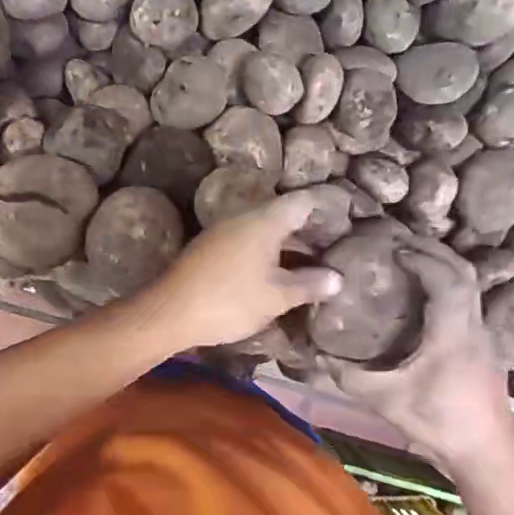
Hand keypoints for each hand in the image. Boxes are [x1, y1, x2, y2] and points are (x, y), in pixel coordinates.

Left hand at [135, 192, 342, 350]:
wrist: (169, 313)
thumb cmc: (230, 301)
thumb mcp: (277, 297)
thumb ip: (309, 285)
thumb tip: (338, 278)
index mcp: (264, 221)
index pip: (302, 202)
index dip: (325, 210)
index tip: (344, 227)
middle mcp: (243, 218)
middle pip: (282, 216)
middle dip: (307, 233)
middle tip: (332, 252)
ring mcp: (222, 232)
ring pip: (263, 232)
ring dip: (285, 248)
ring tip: (308, 269)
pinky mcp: (208, 250)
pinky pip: (246, 244)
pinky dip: (264, 256)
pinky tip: (273, 277)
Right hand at [329, 237, 513, 473]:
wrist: (487, 453)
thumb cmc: (439, 422)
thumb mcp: (387, 400)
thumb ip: (351, 377)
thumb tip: (318, 357)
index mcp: (453, 332)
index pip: (445, 278)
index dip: (422, 257)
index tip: (395, 249)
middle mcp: (474, 326)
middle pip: (464, 272)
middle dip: (435, 252)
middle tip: (403, 244)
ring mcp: (485, 337)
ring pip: (471, 287)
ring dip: (445, 268)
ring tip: (413, 263)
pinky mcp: (484, 349)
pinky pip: (469, 304)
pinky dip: (449, 287)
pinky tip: (426, 300)